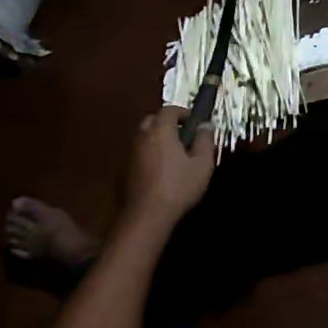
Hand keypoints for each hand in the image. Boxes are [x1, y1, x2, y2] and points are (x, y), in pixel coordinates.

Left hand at [123, 107, 216, 224]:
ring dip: (156, 140)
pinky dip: (147, 155)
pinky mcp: (123, 171)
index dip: (182, 112)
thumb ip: (205, 140)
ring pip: (142, 138)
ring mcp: (129, 155)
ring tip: (172, 155)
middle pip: (151, 120)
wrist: (146, 217)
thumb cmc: (178, 187)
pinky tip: (159, 172)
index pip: (169, 109)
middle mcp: (141, 138)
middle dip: (166, 123)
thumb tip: (205, 124)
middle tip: (182, 137)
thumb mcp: (202, 164)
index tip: (194, 122)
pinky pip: (137, 154)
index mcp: (160, 131)